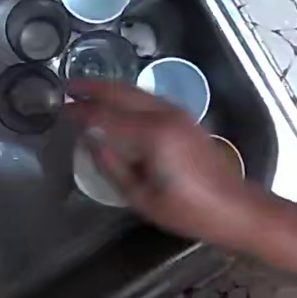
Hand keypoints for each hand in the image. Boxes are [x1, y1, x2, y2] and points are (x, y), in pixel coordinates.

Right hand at [67, 79, 261, 246]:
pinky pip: (148, 98)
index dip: (81, 112)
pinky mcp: (184, 117)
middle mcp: (164, 115)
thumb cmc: (188, 211)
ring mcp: (177, 112)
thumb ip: (112, 166)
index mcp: (152, 135)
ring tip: (86, 89)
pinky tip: (116, 101)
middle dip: (92, 88)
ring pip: (135, 91)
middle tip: (68, 87)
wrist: (235, 207)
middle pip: (121, 92)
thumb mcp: (142, 197)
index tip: (61, 110)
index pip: (105, 115)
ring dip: (109, 88)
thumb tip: (90, 141)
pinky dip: (126, 95)